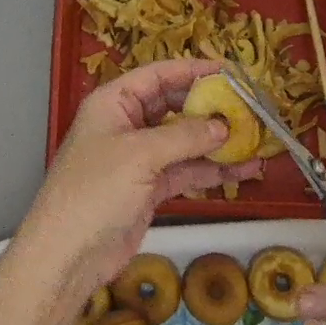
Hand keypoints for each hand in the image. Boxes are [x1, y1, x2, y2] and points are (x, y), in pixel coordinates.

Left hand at [14, 59, 261, 298]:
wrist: (69, 254)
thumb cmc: (95, 191)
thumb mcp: (140, 155)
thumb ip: (184, 136)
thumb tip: (223, 124)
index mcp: (114, 102)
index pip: (158, 75)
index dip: (193, 70)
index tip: (232, 72)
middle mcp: (126, 124)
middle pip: (174, 106)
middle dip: (210, 108)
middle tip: (250, 109)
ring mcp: (138, 158)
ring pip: (184, 141)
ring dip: (217, 142)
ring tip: (256, 141)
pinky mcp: (149, 188)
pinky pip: (185, 170)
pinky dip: (211, 170)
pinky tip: (242, 170)